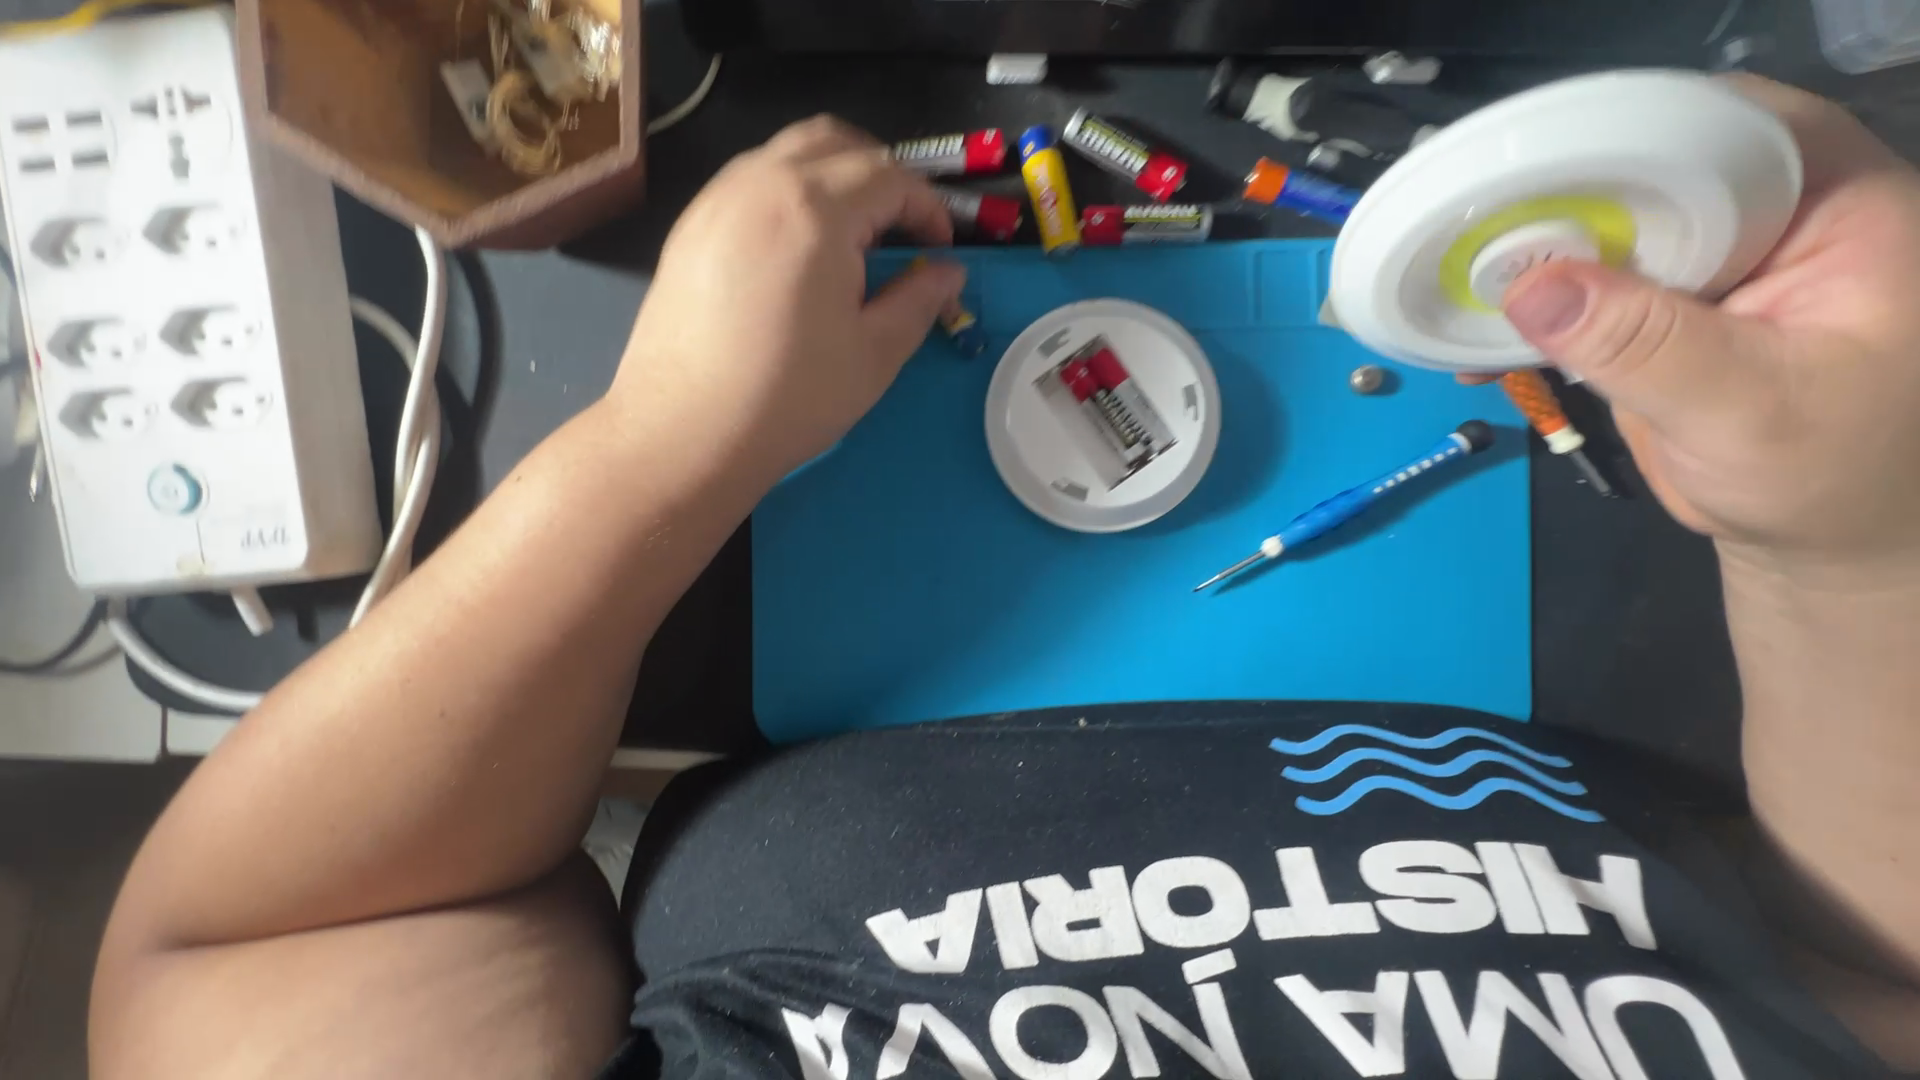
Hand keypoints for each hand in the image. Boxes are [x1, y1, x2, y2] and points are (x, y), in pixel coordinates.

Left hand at [608, 116, 965, 481]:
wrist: (686, 433)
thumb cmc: (791, 397)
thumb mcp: (875, 354)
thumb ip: (919, 300)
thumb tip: (948, 272)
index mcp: (815, 209)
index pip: (889, 176)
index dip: (928, 209)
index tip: (941, 251)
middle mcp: (761, 183)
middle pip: (835, 142)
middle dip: (881, 175)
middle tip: (900, 231)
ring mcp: (716, 201)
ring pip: (787, 155)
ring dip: (832, 180)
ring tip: (850, 242)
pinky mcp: (690, 229)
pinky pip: (750, 184)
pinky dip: (789, 197)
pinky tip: (797, 257)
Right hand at [1502, 77, 1919, 585]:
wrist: (1813, 530)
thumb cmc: (1825, 469)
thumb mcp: (1744, 406)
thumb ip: (1645, 346)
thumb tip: (1529, 287)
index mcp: (1829, 208)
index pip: (1730, 126)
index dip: (1635, 135)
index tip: (1534, 166)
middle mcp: (1763, 221)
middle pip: (1648, 175)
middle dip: (1558, 201)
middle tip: (1472, 232)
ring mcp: (1698, 269)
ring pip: (1600, 235)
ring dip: (1527, 262)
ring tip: (1454, 286)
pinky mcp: (1648, 314)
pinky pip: (1575, 294)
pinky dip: (1522, 314)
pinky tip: (1473, 340)